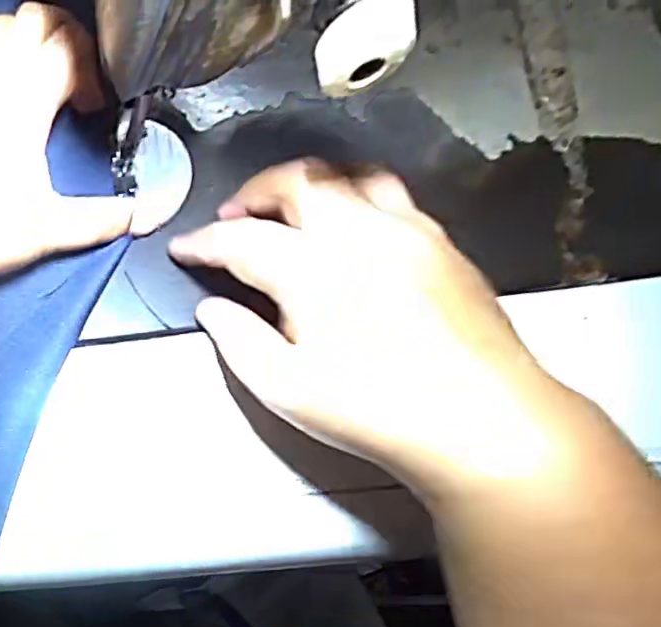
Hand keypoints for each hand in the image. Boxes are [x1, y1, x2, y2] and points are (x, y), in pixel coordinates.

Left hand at [0, 3, 133, 283]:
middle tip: (68, 67)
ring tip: (21, 57)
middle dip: (54, 36)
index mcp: (26, 100)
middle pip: (25, 28)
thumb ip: (100, 219)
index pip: (68, 53)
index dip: (89, 70)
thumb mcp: (53, 228)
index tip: (94, 105)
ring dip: (3, 37)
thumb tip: (138, 218)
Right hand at [168, 159, 600, 502]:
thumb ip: (239, 341)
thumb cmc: (371, 409)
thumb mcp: (284, 389)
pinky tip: (345, 229)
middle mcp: (361, 233)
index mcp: (314, 269)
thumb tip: (213, 310)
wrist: (476, 417)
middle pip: (299, 182)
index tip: (184, 249)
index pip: (243, 239)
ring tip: (285, 212)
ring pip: (349, 175)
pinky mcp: (440, 243)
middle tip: (230, 217)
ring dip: (306, 185)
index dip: (205, 242)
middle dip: (254, 193)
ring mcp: (407, 231)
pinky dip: (351, 197)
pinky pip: (388, 195)